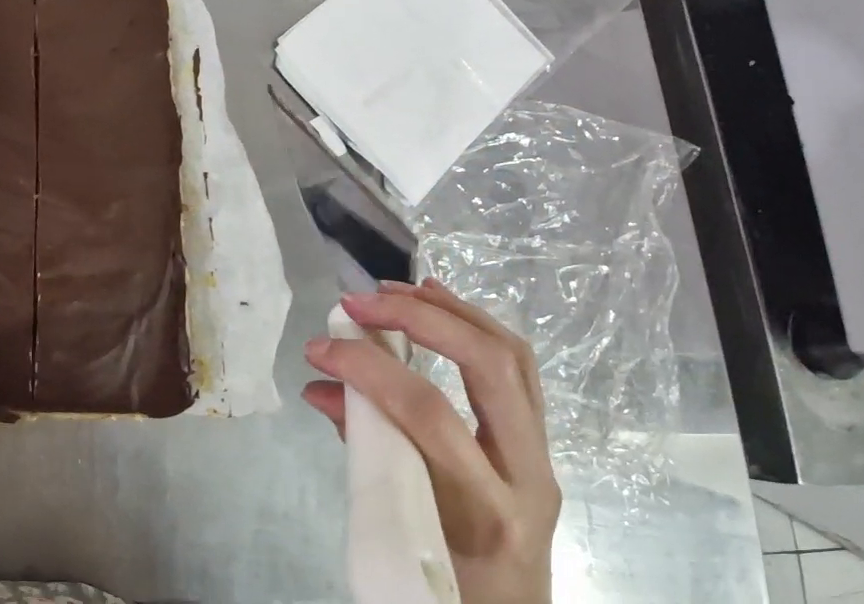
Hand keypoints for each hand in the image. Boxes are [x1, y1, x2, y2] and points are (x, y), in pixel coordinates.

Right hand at [302, 279, 561, 603]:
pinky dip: (474, 325)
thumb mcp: (396, 530)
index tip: (320, 348)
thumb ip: (361, 452)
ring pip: (514, 357)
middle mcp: (528, 474)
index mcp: (487, 507)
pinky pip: (518, 368)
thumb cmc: (444, 584)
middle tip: (360, 301)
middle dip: (420, 319)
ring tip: (395, 289)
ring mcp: (544, 456)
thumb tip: (319, 387)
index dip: (368, 368)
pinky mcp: (542, 444)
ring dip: (450, 310)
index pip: (429, 414)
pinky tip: (437, 302)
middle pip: (489, 367)